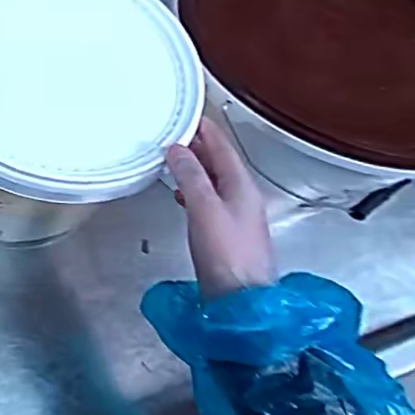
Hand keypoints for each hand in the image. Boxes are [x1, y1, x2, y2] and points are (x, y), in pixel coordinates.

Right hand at [166, 117, 274, 298]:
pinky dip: (192, 186)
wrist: (242, 301)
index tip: (187, 113)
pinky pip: (208, 196)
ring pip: (213, 179)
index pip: (223, 148)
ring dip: (194, 165)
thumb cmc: (226, 254)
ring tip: (172, 156)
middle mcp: (242, 197)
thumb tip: (178, 149)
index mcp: (242, 187)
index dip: (205, 129)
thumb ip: (190, 177)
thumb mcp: (204, 209)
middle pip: (220, 162)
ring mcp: (235, 214)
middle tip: (173, 131)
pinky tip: (179, 191)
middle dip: (198, 144)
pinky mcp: (224, 230)